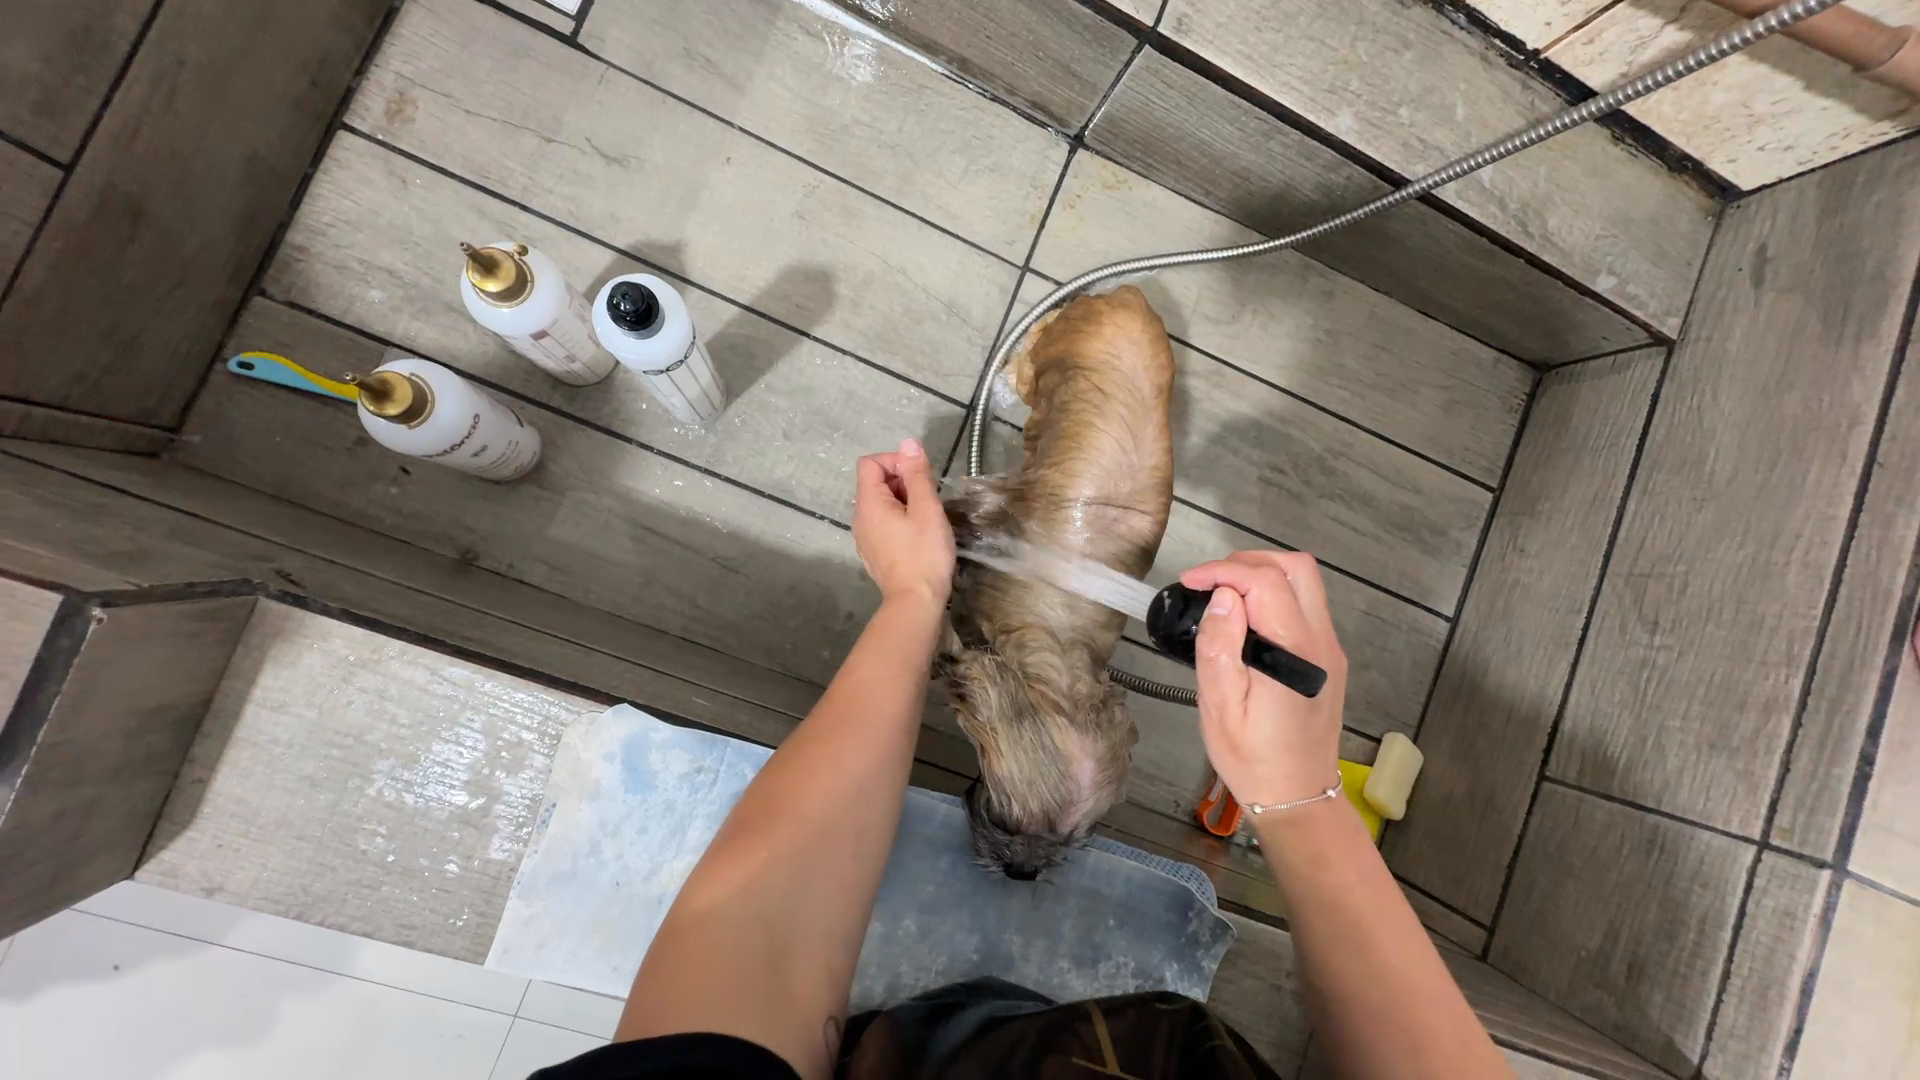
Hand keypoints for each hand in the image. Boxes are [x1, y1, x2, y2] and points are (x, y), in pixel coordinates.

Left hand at [853, 438, 954, 605]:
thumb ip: (917, 474)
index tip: (919, 477)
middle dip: (902, 481)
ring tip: (926, 518)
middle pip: (874, 482)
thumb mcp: (926, 508)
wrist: (915, 602)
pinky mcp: (874, 552)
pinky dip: (899, 520)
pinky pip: (883, 524)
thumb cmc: (924, 553)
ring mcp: (864, 537)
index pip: (870, 463)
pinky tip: (918, 536)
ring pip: (881, 504)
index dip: (895, 461)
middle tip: (928, 499)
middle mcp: (860, 518)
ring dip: (904, 501)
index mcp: (869, 503)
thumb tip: (908, 443)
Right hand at [1182, 551, 1347, 808]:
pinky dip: (1273, 594)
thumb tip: (1223, 597)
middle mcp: (1321, 641)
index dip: (1223, 570)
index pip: (1264, 581)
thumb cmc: (1250, 756)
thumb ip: (1220, 645)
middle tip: (1210, 582)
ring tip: (1223, 595)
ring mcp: (1330, 648)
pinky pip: (1304, 605)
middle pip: (1297, 568)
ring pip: (1305, 583)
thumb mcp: (1219, 704)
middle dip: (1249, 561)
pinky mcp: (1328, 658)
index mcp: (1294, 651)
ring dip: (1263, 575)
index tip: (1190, 583)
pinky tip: (1244, 618)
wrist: (1296, 797)